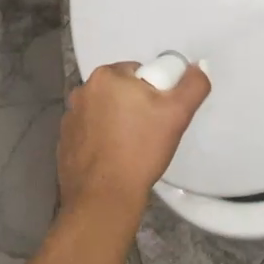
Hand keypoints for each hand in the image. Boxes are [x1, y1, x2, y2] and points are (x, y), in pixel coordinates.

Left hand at [58, 60, 211, 219]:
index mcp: (106, 77)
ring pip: (106, 111)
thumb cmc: (140, 149)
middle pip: (121, 90)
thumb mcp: (178, 113)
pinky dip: (103, 139)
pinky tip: (114, 157)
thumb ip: (193, 84)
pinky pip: (91, 131)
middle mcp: (82, 91)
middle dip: (136, 106)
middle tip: (150, 131)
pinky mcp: (64, 141)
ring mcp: (69, 117)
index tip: (159, 115)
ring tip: (133, 147)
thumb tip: (198, 67)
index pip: (139, 73)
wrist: (104, 197)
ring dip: (118, 121)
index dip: (155, 92)